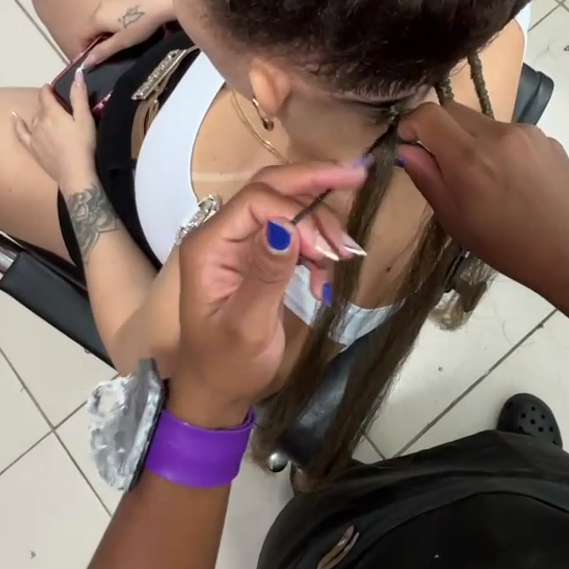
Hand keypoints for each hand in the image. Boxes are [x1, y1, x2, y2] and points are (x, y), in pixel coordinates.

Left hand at [13, 68, 97, 188]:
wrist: (75, 172)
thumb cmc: (84, 144)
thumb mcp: (85, 119)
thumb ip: (79, 96)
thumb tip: (77, 73)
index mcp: (53, 112)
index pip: (46, 95)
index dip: (48, 90)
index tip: (51, 88)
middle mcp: (39, 121)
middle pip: (41, 108)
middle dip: (48, 105)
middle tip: (59, 108)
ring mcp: (34, 136)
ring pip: (34, 119)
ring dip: (40, 115)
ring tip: (49, 117)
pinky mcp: (32, 148)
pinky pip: (20, 133)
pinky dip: (17, 124)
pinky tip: (14, 118)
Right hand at [83, 0, 175, 66]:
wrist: (162, 2)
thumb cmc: (141, 24)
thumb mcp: (123, 41)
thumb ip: (104, 51)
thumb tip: (86, 63)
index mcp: (96, 18)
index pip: (81, 35)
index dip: (83, 48)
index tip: (91, 60)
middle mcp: (99, 6)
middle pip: (90, 26)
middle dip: (94, 40)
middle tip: (105, 52)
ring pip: (100, 18)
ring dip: (103, 30)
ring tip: (116, 41)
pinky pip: (109, 11)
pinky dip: (111, 21)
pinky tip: (124, 27)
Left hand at [170, 163, 367, 427]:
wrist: (218, 392)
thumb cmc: (227, 364)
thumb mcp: (248, 325)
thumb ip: (267, 274)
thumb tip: (287, 226)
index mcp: (209, 245)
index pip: (257, 201)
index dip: (297, 214)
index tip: (326, 250)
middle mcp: (223, 234)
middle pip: (272, 189)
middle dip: (316, 183)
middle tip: (359, 176)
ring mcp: (241, 243)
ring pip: (287, 207)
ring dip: (321, 224)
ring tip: (346, 255)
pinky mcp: (258, 255)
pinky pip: (293, 232)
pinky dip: (316, 245)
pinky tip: (327, 273)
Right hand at [395, 100, 568, 300]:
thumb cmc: (507, 246)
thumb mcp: (455, 220)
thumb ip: (427, 178)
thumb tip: (407, 148)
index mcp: (469, 157)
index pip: (429, 114)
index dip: (412, 124)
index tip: (410, 143)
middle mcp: (497, 134)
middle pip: (454, 110)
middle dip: (440, 129)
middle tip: (443, 163)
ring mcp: (526, 133)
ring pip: (483, 122)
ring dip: (471, 140)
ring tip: (486, 179)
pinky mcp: (547, 138)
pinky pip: (510, 134)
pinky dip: (500, 148)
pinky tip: (514, 182)